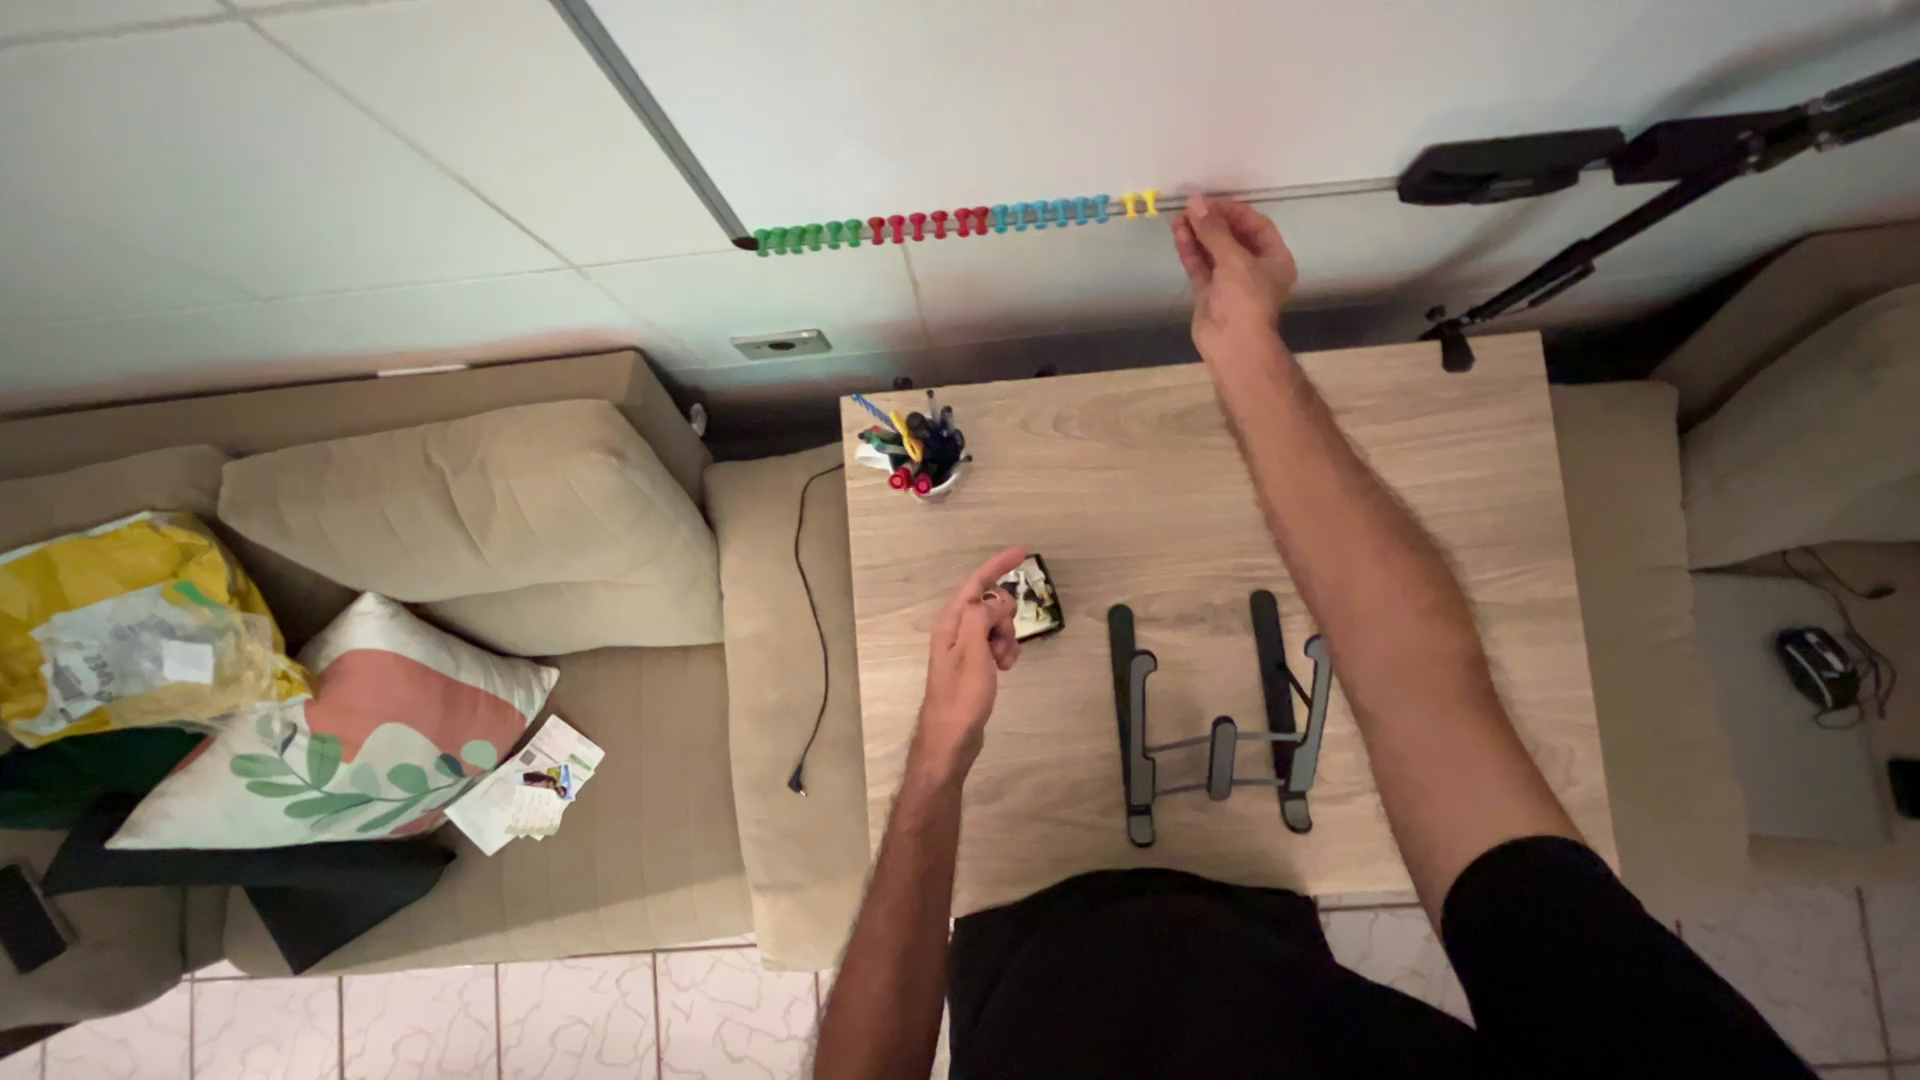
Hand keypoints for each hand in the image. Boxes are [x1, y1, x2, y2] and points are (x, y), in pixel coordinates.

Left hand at [913, 545, 1027, 782]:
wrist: (951, 737)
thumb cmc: (961, 695)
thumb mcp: (972, 650)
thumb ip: (982, 615)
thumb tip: (995, 600)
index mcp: (951, 620)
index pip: (976, 582)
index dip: (998, 565)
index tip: (1023, 552)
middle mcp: (955, 628)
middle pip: (990, 603)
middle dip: (1006, 617)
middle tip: (1004, 643)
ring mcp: (964, 646)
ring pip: (996, 624)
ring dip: (1007, 638)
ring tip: (1003, 663)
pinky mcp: (973, 663)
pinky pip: (995, 644)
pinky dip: (1005, 651)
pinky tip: (1003, 669)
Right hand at [1172, 194, 1298, 372]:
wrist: (1233, 344)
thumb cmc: (1245, 299)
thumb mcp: (1234, 259)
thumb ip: (1214, 231)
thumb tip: (1195, 202)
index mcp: (1274, 259)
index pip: (1256, 226)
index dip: (1234, 212)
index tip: (1212, 202)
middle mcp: (1253, 268)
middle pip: (1232, 237)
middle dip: (1212, 222)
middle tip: (1192, 207)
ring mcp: (1229, 282)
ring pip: (1212, 252)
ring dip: (1197, 235)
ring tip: (1178, 218)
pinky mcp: (1209, 293)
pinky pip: (1199, 267)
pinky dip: (1190, 251)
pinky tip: (1178, 235)